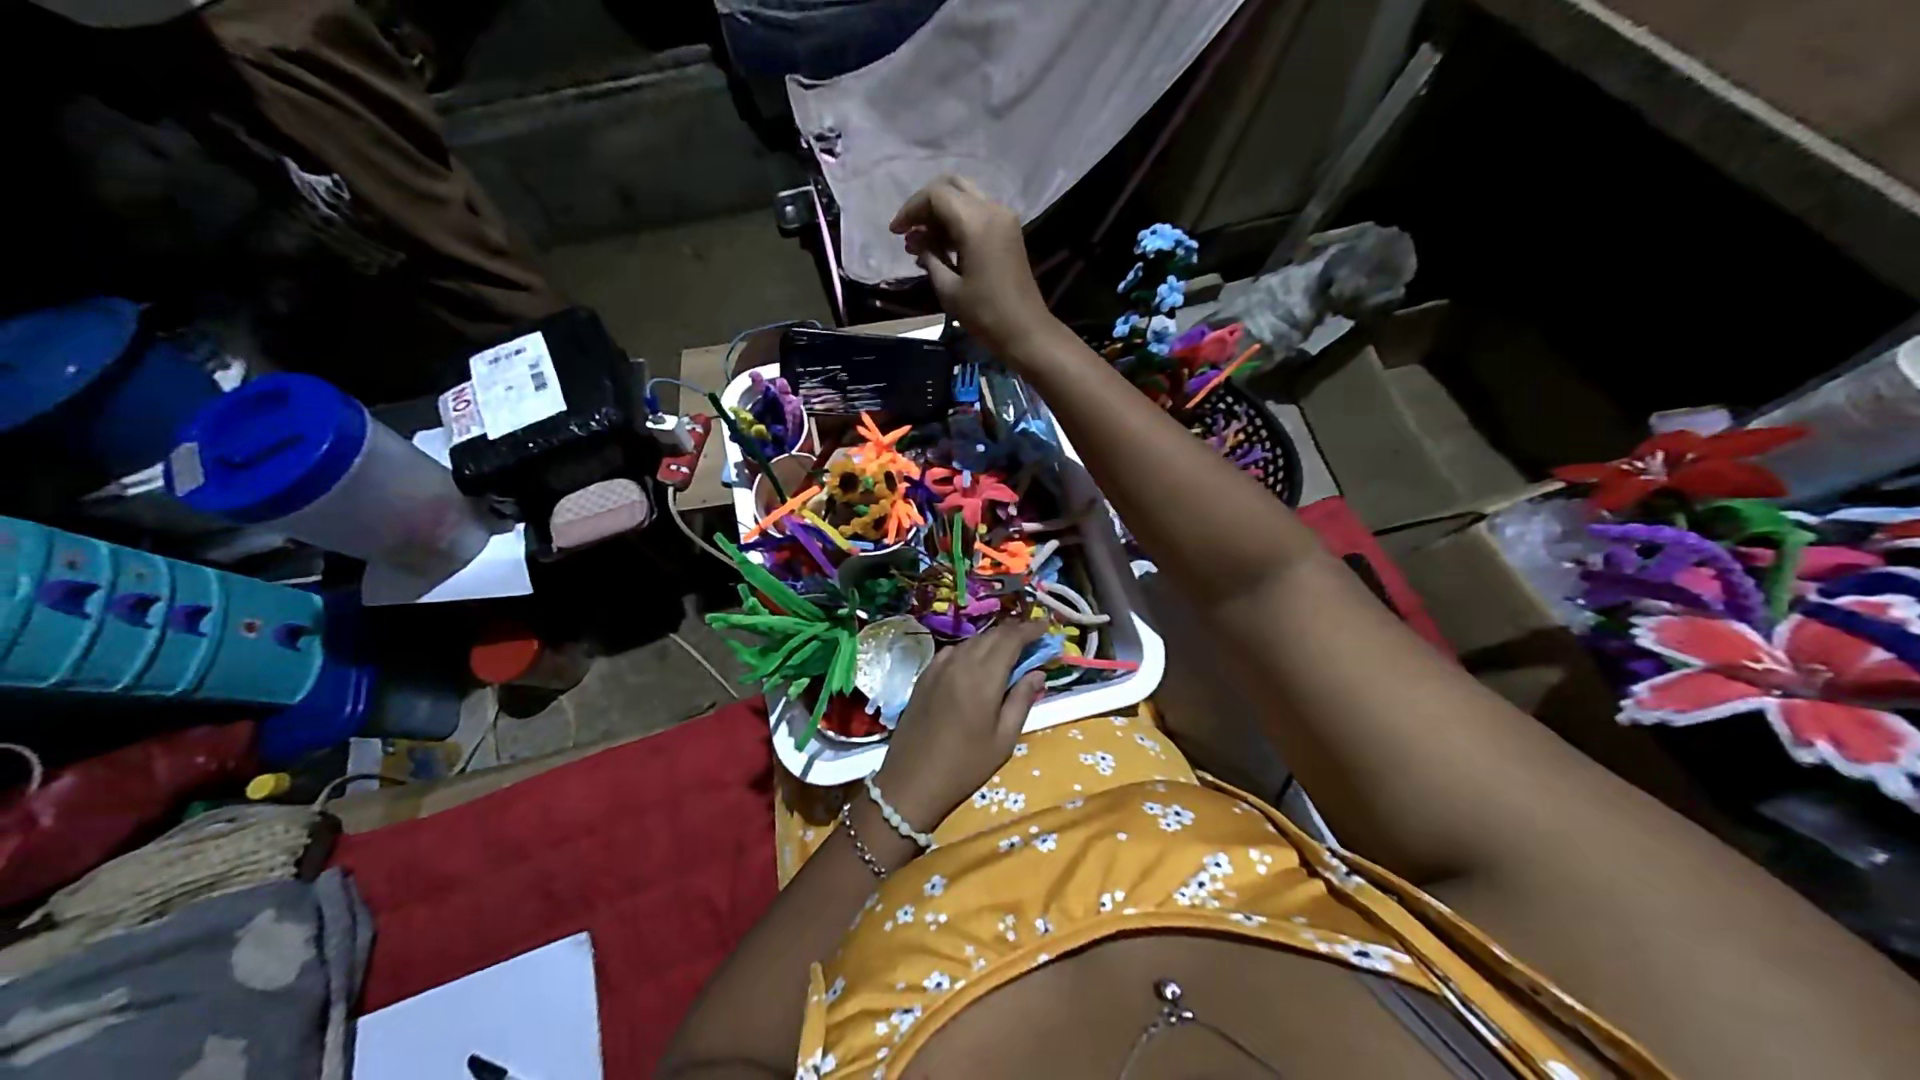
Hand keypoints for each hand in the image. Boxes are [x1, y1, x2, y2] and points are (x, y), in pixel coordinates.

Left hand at [873, 621, 1048, 828]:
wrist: (911, 781)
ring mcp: (938, 667)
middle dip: (1014, 633)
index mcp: (983, 677)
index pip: (1011, 639)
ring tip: (1009, 652)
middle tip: (1033, 641)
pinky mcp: (924, 676)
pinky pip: (953, 652)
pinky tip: (977, 664)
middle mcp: (959, 663)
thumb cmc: (965, 765)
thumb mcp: (1004, 738)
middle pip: (991, 636)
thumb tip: (1037, 673)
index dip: (1030, 629)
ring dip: (993, 641)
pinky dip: (971, 650)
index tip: (1046, 628)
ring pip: (971, 641)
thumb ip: (1022, 700)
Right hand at [890, 176, 1056, 359]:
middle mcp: (992, 210)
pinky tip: (942, 247)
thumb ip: (929, 255)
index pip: (935, 195)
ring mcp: (1004, 218)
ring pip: (965, 197)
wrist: (1026, 331)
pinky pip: (977, 213)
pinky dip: (957, 222)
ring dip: (940, 214)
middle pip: (951, 186)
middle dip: (925, 205)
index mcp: (976, 222)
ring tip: (921, 244)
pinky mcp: (1009, 231)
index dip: (910, 209)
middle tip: (909, 232)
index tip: (895, 232)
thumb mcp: (947, 288)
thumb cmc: (985, 314)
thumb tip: (916, 239)